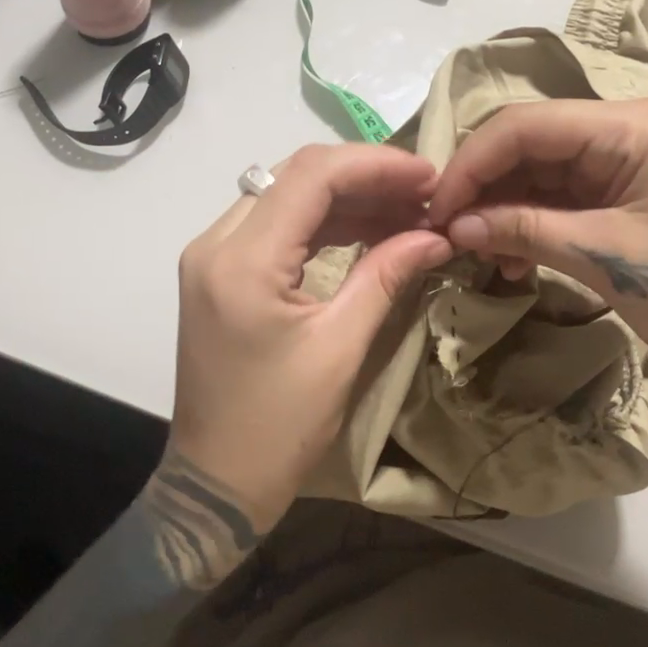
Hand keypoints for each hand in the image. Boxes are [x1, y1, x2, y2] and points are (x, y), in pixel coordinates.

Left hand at [171, 144, 452, 531]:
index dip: (375, 165)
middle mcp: (216, 243)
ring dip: (347, 198)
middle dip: (365, 177)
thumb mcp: (340, 349)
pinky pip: (275, 227)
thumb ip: (385, 277)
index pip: (311, 176)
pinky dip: (323, 224)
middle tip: (425, 194)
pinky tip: (370, 229)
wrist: (215, 481)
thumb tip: (436, 234)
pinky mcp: (219, 273)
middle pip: (296, 177)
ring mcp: (212, 256)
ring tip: (408, 211)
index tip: (428, 175)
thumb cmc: (279, 427)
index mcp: (242, 261)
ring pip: (286, 197)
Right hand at [426, 99, 647, 382]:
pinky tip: (518, 261)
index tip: (435, 212)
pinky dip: (535, 224)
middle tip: (449, 237)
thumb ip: (522, 230)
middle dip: (485, 189)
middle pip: (532, 143)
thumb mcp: (605, 257)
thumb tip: (450, 227)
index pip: (526, 125)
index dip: (472, 164)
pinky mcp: (633, 192)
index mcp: (632, 124)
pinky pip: (567, 196)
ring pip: (544, 172)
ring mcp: (632, 160)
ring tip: (485, 260)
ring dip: (506, 211)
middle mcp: (629, 127)